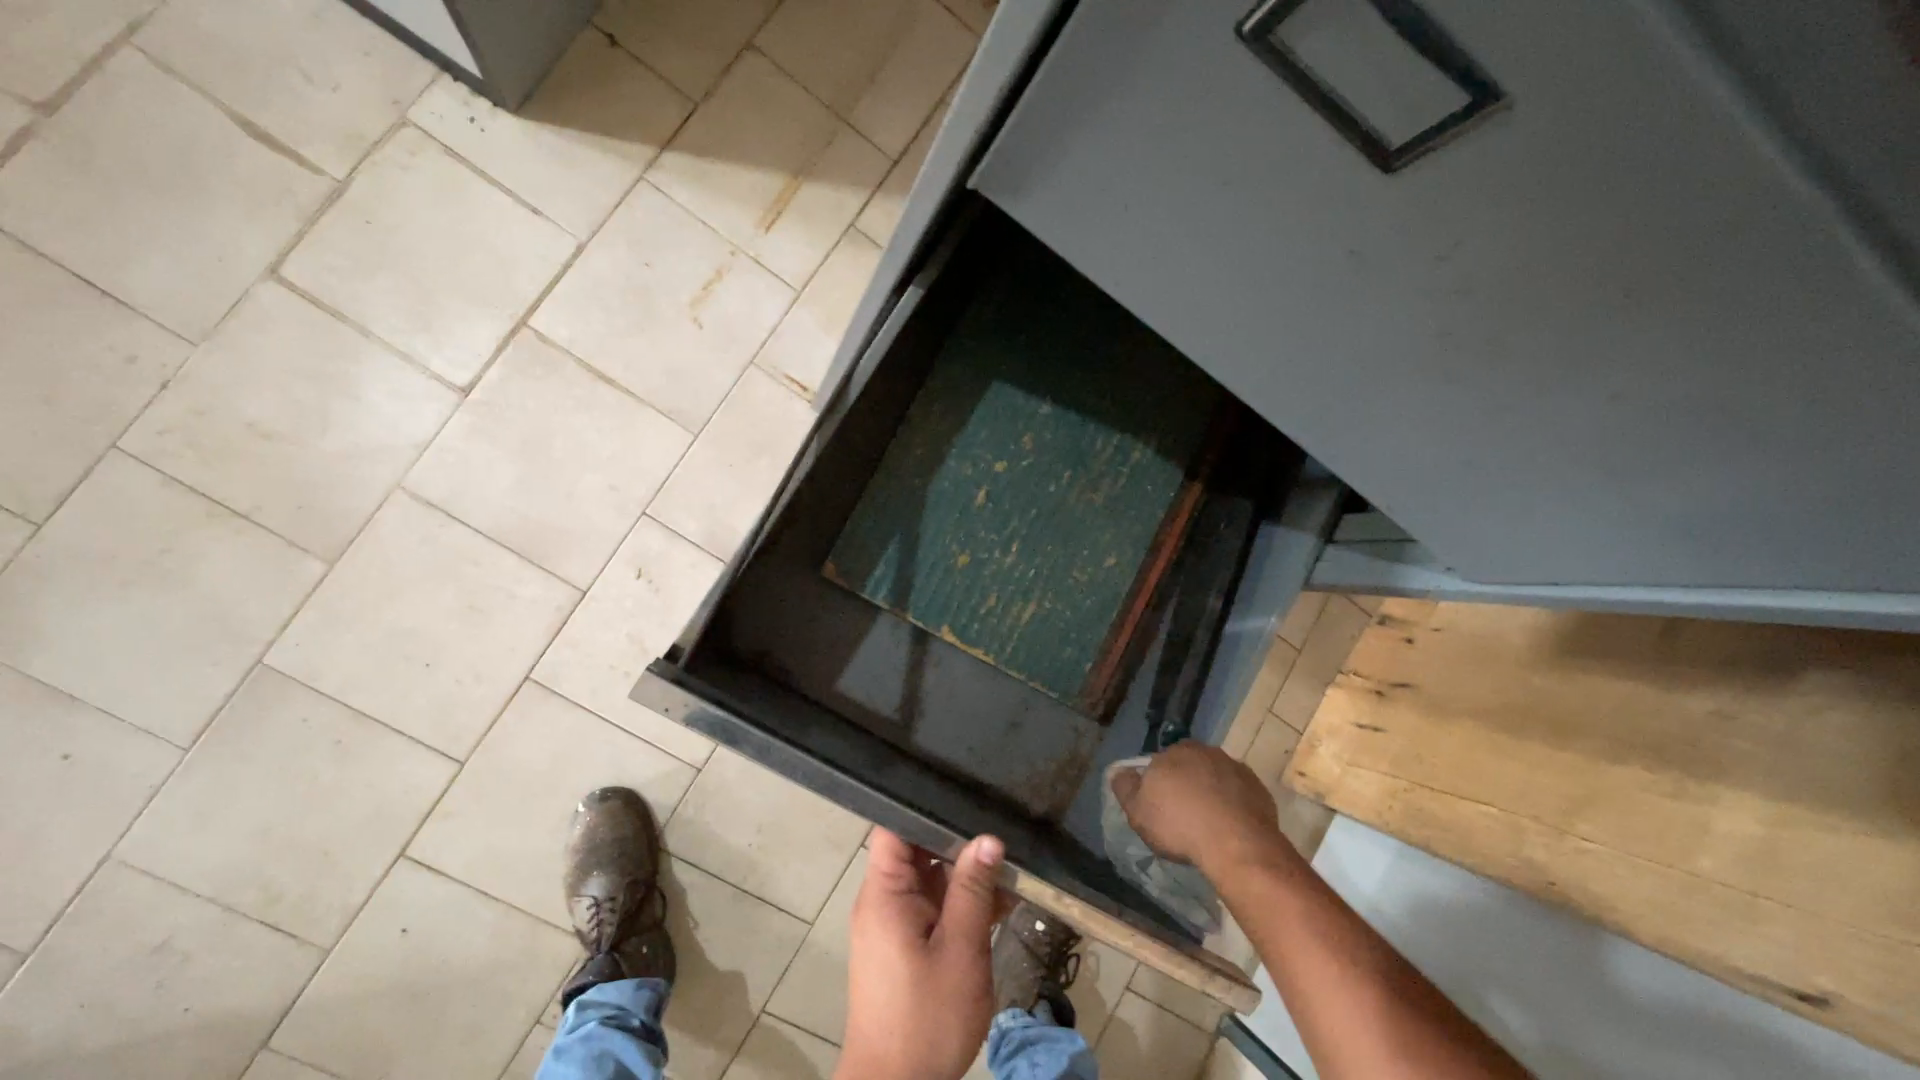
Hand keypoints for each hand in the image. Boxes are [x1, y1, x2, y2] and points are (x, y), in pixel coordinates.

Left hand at [836, 829, 1006, 1079]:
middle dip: (960, 845)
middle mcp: (882, 901)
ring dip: (967, 880)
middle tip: (1006, 834)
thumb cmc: (926, 1017)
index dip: (927, 810)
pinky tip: (1000, 906)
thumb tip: (988, 838)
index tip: (968, 798)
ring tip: (1013, 871)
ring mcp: (892, 925)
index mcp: (884, 893)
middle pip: (918, 853)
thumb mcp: (960, 951)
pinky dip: (961, 907)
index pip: (895, 828)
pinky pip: (932, 910)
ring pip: (930, 882)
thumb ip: (973, 891)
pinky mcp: (904, 947)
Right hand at [1109, 743, 1287, 876]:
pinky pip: (1238, 794)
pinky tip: (1229, 828)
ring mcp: (1235, 768)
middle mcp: (1206, 751)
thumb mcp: (1137, 812)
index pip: (1161, 762)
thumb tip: (1120, 771)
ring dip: (1211, 794)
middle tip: (1184, 816)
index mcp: (1174, 752)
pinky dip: (1233, 805)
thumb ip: (1125, 787)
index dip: (1159, 785)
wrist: (1236, 845)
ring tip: (1208, 825)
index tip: (1161, 808)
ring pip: (1216, 778)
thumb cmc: (1179, 826)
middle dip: (1186, 785)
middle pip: (1190, 767)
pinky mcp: (1258, 788)